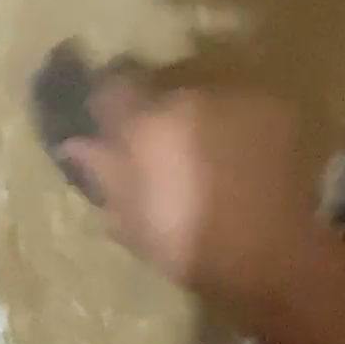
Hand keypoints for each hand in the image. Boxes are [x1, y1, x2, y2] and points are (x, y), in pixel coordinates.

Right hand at [58, 78, 330, 325]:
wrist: (267, 255)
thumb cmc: (186, 244)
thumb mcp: (129, 219)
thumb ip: (102, 170)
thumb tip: (73, 142)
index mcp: (144, 124)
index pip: (110, 88)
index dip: (106, 104)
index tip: (106, 122)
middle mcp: (186, 96)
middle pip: (160, 91)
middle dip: (157, 114)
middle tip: (161, 150)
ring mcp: (233, 98)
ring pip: (202, 97)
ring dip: (197, 117)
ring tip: (204, 155)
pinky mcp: (271, 107)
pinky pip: (239, 106)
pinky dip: (233, 123)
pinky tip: (237, 155)